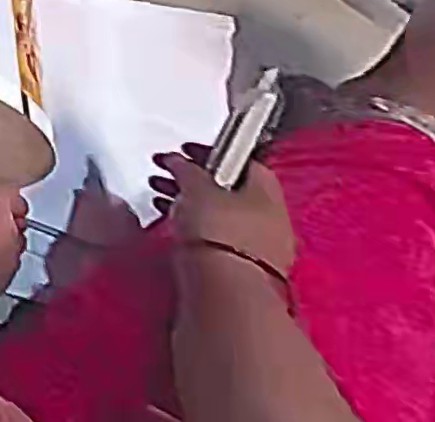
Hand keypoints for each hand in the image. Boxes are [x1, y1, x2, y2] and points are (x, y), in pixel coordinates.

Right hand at [152, 145, 295, 275]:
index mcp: (267, 194)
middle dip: (197, 178)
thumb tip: (179, 161)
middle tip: (169, 172)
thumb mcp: (194, 186)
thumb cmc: (215, 226)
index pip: (245, 162)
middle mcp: (272, 218)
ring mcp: (262, 244)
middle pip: (232, 188)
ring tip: (162, 194)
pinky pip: (217, 232)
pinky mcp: (245, 263)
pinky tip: (173, 219)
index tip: (185, 151)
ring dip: (191, 199)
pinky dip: (194, 220)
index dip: (214, 153)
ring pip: (222, 210)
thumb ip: (186, 168)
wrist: (226, 284)